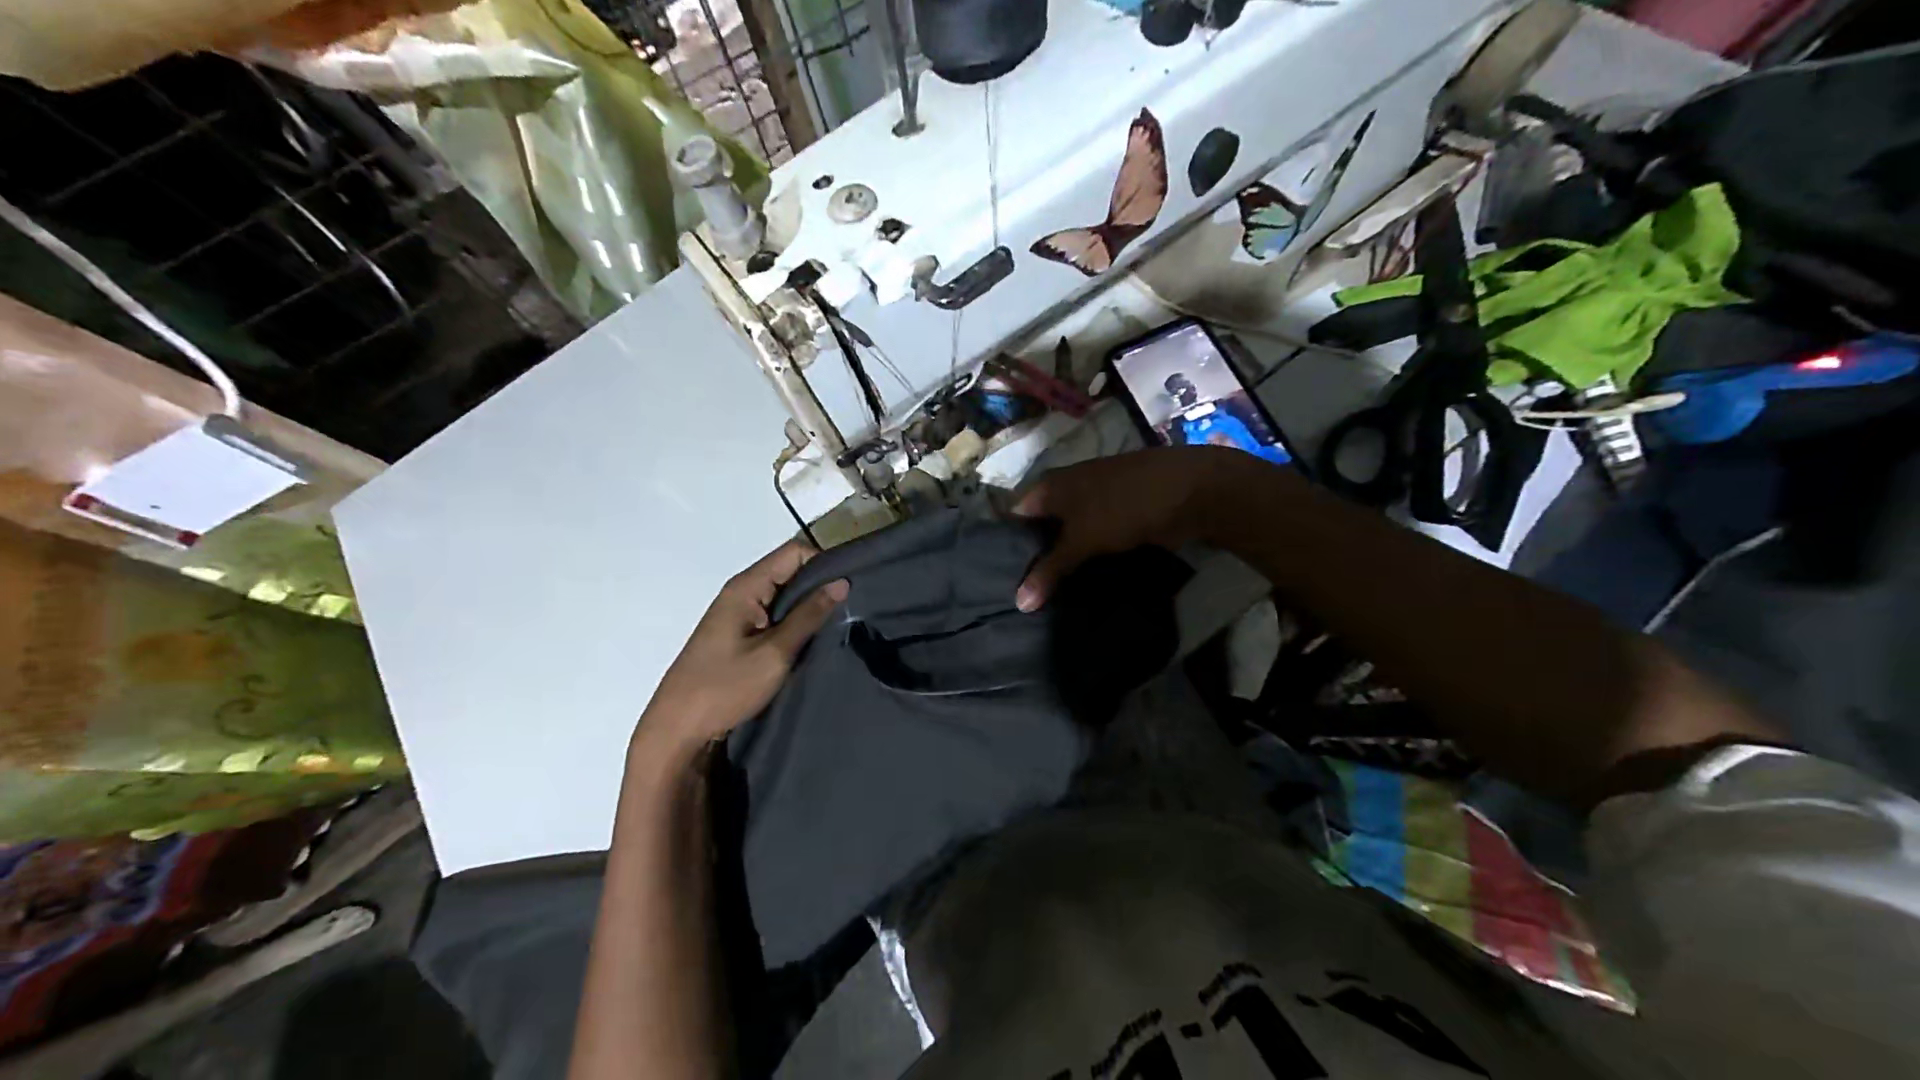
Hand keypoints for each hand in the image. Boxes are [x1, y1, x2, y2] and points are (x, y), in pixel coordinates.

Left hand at [636, 541, 847, 759]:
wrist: (677, 730)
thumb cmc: (724, 689)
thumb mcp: (774, 653)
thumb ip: (808, 616)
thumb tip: (842, 583)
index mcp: (746, 587)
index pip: (794, 552)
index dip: (825, 561)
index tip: (854, 583)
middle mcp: (741, 592)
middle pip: (790, 571)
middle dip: (821, 584)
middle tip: (855, 605)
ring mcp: (739, 614)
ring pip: (785, 596)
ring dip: (810, 606)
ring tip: (842, 622)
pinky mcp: (740, 635)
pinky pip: (775, 616)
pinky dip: (796, 622)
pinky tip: (815, 638)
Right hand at [1013, 446, 1261, 610]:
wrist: (1189, 491)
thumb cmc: (1124, 506)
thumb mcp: (1082, 539)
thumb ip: (1050, 570)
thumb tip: (1018, 603)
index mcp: (1050, 486)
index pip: (1013, 515)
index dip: (1003, 544)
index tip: (993, 576)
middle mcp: (1067, 490)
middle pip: (1039, 527)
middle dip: (1032, 557)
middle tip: (1018, 594)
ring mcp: (1094, 502)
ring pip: (1067, 536)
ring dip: (1060, 561)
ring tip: (1043, 597)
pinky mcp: (1117, 516)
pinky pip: (1091, 540)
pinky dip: (1084, 559)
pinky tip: (1077, 584)